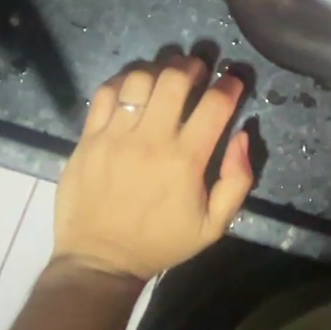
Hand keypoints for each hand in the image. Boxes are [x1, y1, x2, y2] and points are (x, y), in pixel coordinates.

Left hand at [51, 56, 251, 281]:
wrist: (98, 263)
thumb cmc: (160, 241)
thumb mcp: (213, 225)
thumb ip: (237, 180)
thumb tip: (242, 136)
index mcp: (185, 160)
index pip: (215, 103)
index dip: (230, 84)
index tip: (232, 82)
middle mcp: (151, 140)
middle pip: (175, 78)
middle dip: (192, 66)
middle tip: (197, 72)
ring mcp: (115, 137)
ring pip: (139, 79)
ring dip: (157, 71)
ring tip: (163, 79)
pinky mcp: (88, 139)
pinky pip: (106, 93)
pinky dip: (123, 81)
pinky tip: (133, 89)